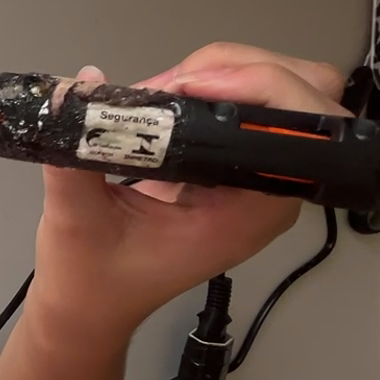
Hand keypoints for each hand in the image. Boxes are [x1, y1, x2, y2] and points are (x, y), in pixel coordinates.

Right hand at [31, 42, 346, 333]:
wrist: (88, 308)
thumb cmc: (89, 279)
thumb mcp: (73, 219)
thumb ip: (76, 154)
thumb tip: (76, 88)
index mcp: (251, 210)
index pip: (301, 126)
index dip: (254, 87)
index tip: (181, 90)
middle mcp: (267, 190)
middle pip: (306, 92)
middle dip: (236, 70)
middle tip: (165, 89)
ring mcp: (252, 178)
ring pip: (278, 92)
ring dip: (217, 75)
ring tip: (154, 95)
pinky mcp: (230, 169)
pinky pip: (245, 109)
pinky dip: (207, 89)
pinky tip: (161, 102)